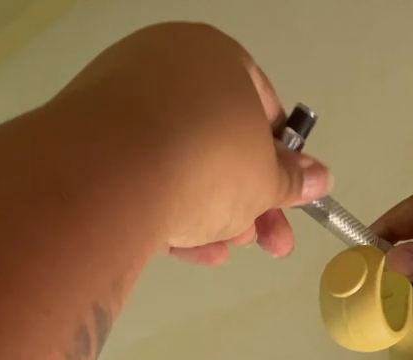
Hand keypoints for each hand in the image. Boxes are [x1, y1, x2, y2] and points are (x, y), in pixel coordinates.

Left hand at [56, 23, 332, 264]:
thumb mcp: (267, 178)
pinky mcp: (93, 146)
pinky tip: (189, 249)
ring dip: (213, 215)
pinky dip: (170, 214)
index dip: (280, 159)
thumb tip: (319, 177)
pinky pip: (145, 181)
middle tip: (268, 242)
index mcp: (216, 56)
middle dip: (250, 202)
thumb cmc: (211, 160)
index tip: (287, 198)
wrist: (115, 174)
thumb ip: (292, 180)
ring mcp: (123, 105)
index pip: (260, 105)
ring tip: (224, 249)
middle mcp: (166, 68)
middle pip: (220, 143)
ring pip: (182, 167)